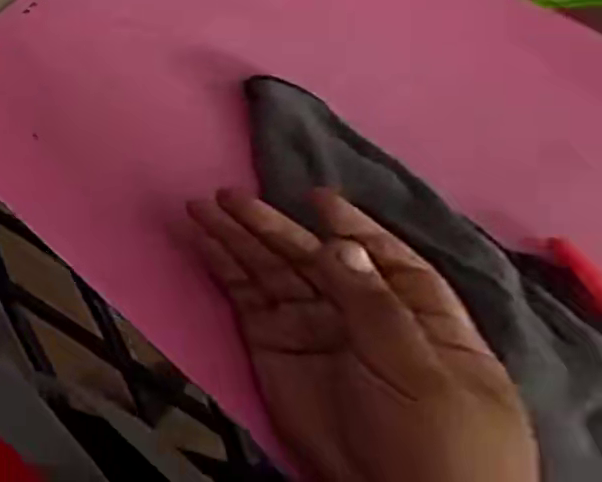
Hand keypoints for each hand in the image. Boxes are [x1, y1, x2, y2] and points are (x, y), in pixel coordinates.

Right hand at [188, 188, 535, 481]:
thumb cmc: (436, 440)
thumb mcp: (420, 372)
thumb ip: (375, 307)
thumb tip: (340, 245)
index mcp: (420, 325)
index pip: (390, 265)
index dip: (356, 229)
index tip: (316, 197)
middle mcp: (361, 317)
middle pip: (314, 259)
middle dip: (272, 225)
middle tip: (230, 196)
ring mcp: (312, 327)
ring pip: (269, 268)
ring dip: (235, 236)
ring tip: (201, 205)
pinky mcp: (271, 339)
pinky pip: (243, 292)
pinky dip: (220, 262)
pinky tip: (201, 237)